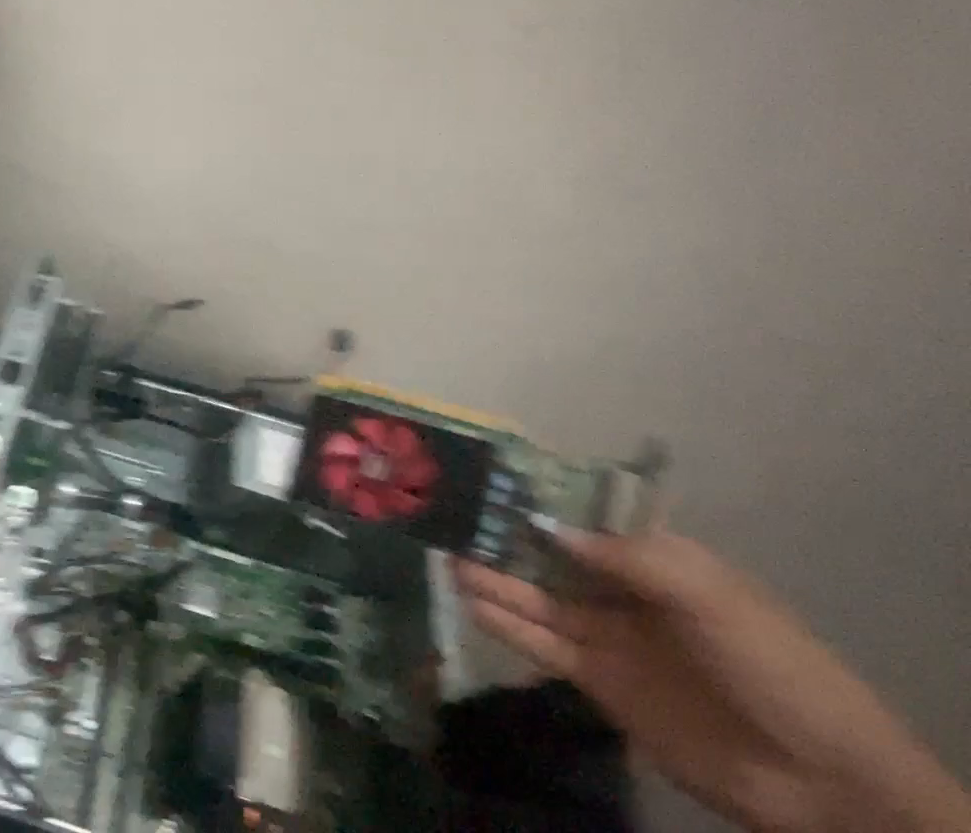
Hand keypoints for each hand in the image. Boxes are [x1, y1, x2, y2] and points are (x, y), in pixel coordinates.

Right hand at [452, 527, 970, 832]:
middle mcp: (629, 593)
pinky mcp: (596, 679)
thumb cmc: (770, 665)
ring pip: (540, 600)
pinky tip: (471, 605)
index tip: (496, 484)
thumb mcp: (710, 597)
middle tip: (454, 522)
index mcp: (664, 563)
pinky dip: (506, 625)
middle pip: (557, 559)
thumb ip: (628, 558)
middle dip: (508, 541)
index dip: (547, 503)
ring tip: (448, 559)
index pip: (594, 522)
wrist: (811, 775)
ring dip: (497, 580)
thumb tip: (546, 526)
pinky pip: (542, 645)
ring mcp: (610, 637)